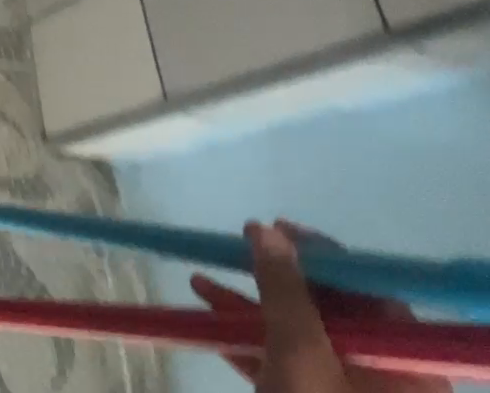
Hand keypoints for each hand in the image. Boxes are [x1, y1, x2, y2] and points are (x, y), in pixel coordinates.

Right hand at [191, 221, 450, 392]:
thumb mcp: (299, 350)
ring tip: (198, 281)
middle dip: (273, 278)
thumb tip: (266, 229)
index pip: (370, 291)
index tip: (274, 228)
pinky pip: (282, 358)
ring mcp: (347, 390)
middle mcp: (385, 374)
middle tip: (232, 249)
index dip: (323, 256)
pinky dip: (245, 335)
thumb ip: (284, 288)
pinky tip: (206, 316)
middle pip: (329, 310)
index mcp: (405, 363)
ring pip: (296, 332)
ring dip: (246, 303)